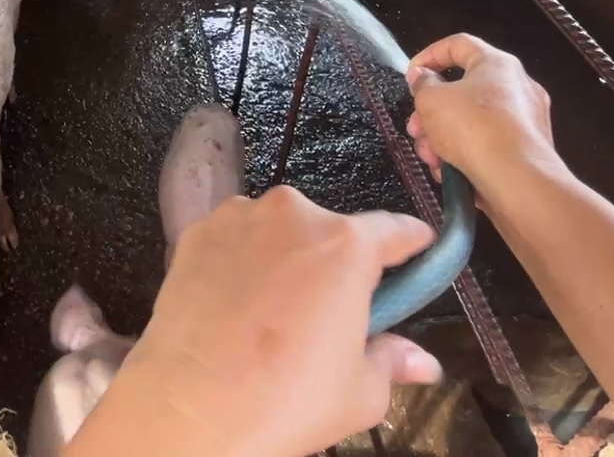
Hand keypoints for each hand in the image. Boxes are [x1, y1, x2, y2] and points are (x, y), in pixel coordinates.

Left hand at [84, 187, 441, 456]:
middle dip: (332, 261)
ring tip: (272, 311)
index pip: (392, 229)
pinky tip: (233, 302)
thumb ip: (389, 359)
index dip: (409, 240)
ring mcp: (237, 216)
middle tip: (326, 310)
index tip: (418, 244)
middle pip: (326, 230)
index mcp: (344, 244)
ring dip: (281, 256)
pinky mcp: (196, 230)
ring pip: (274, 231)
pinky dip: (239, 259)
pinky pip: (232, 238)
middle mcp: (290, 213)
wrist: (193, 400)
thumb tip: (420, 360)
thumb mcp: (360, 392)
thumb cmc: (289, 397)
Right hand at [405, 33, 561, 204]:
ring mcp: (524, 121)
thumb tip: (424, 77)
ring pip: (469, 120)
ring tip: (430, 156)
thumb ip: (421, 83)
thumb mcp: (430, 99)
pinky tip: (448, 170)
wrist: (518, 181)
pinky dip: (463, 152)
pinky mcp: (525, 150)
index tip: (410, 75)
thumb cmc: (472, 127)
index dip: (427, 55)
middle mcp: (516, 87)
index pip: (457, 44)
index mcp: (497, 64)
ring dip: (440, 136)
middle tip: (415, 127)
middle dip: (430, 111)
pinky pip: (485, 142)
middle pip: (460, 89)